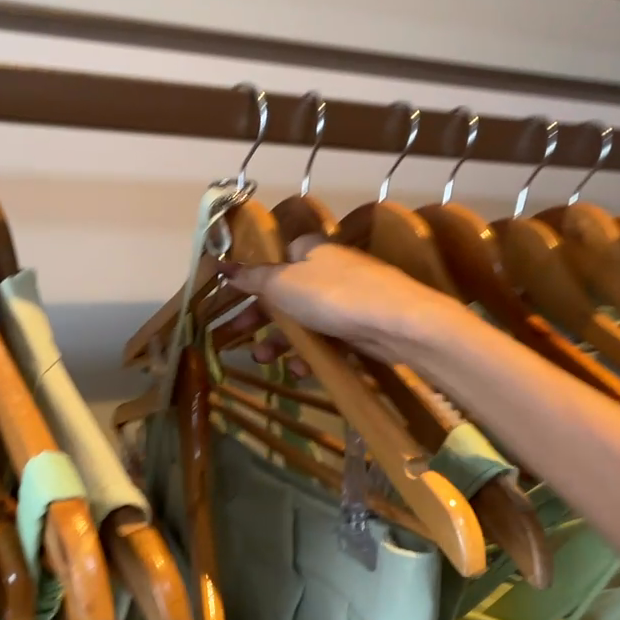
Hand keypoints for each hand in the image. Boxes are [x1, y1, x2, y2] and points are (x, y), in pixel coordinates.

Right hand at [214, 237, 466, 364]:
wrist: (396, 322)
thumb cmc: (331, 295)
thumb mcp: (281, 284)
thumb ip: (251, 278)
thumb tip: (223, 266)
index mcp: (309, 249)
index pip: (275, 259)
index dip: (253, 282)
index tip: (235, 303)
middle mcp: (327, 268)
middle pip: (285, 294)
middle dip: (261, 321)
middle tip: (238, 339)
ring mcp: (345, 297)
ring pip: (304, 320)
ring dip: (282, 342)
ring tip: (265, 361)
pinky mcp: (359, 323)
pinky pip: (327, 338)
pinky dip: (311, 353)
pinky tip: (302, 369)